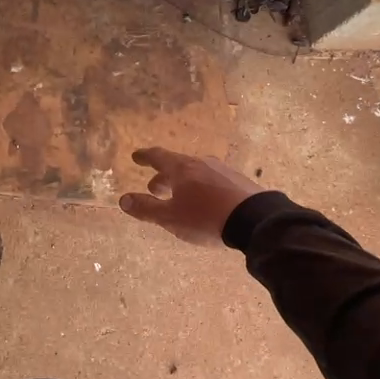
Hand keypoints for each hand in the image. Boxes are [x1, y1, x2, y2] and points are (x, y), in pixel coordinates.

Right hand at [118, 148, 263, 246]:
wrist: (256, 221)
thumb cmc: (205, 217)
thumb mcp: (170, 217)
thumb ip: (146, 208)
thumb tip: (123, 200)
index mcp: (181, 169)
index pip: (158, 156)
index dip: (145, 157)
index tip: (136, 157)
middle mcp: (201, 164)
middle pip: (177, 165)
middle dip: (164, 177)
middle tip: (155, 188)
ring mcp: (223, 172)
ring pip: (197, 173)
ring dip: (184, 183)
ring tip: (181, 197)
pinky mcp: (241, 183)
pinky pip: (214, 181)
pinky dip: (203, 188)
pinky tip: (207, 201)